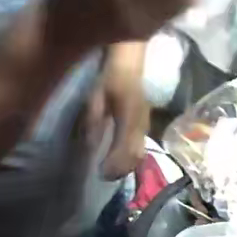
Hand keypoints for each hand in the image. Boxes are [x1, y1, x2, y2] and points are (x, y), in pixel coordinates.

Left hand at [84, 43, 148, 179]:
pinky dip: (130, 157)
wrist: (131, 60)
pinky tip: (118, 158)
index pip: (125, 149)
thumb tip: (90, 144)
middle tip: (104, 176)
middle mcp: (141, 124)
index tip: (99, 173)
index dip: (114, 165)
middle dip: (121, 169)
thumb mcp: (96, 96)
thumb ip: (94, 120)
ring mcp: (145, 124)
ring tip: (111, 171)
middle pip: (136, 156)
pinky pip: (140, 146)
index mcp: (129, 118)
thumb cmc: (111, 75)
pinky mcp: (145, 123)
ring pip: (140, 153)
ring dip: (127, 165)